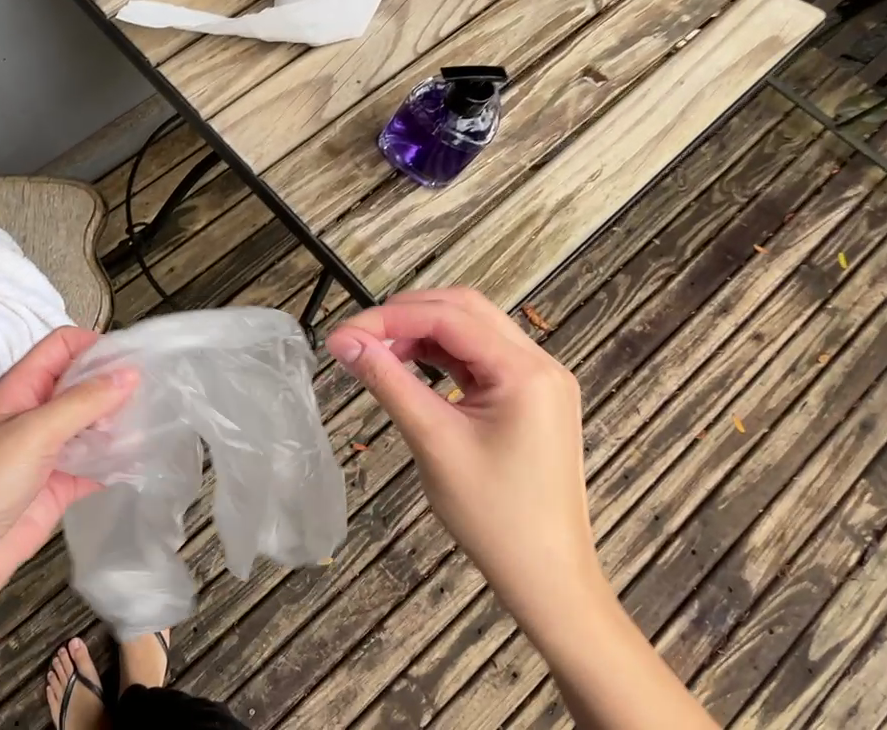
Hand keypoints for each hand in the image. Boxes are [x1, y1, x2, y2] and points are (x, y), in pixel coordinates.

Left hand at [0, 326, 138, 602]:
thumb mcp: (33, 431)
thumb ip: (82, 402)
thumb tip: (129, 373)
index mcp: (22, 386)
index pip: (62, 346)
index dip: (95, 344)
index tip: (134, 357)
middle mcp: (37, 412)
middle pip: (82, 384)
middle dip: (115, 384)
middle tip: (156, 392)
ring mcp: (50, 450)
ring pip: (93, 424)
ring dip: (120, 424)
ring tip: (158, 423)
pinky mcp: (61, 485)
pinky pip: (97, 465)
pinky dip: (117, 463)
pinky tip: (144, 461)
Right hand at [325, 288, 599, 622]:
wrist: (545, 576)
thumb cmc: (495, 516)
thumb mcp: (433, 441)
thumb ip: (388, 381)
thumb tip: (344, 343)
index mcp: (527, 372)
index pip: (448, 317)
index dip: (388, 318)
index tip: (342, 335)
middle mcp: (539, 365)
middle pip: (463, 309)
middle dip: (405, 315)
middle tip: (357, 338)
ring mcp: (536, 381)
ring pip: (469, 328)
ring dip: (420, 331)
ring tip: (375, 352)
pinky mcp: (526, 398)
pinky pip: (476, 356)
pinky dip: (438, 353)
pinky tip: (406, 366)